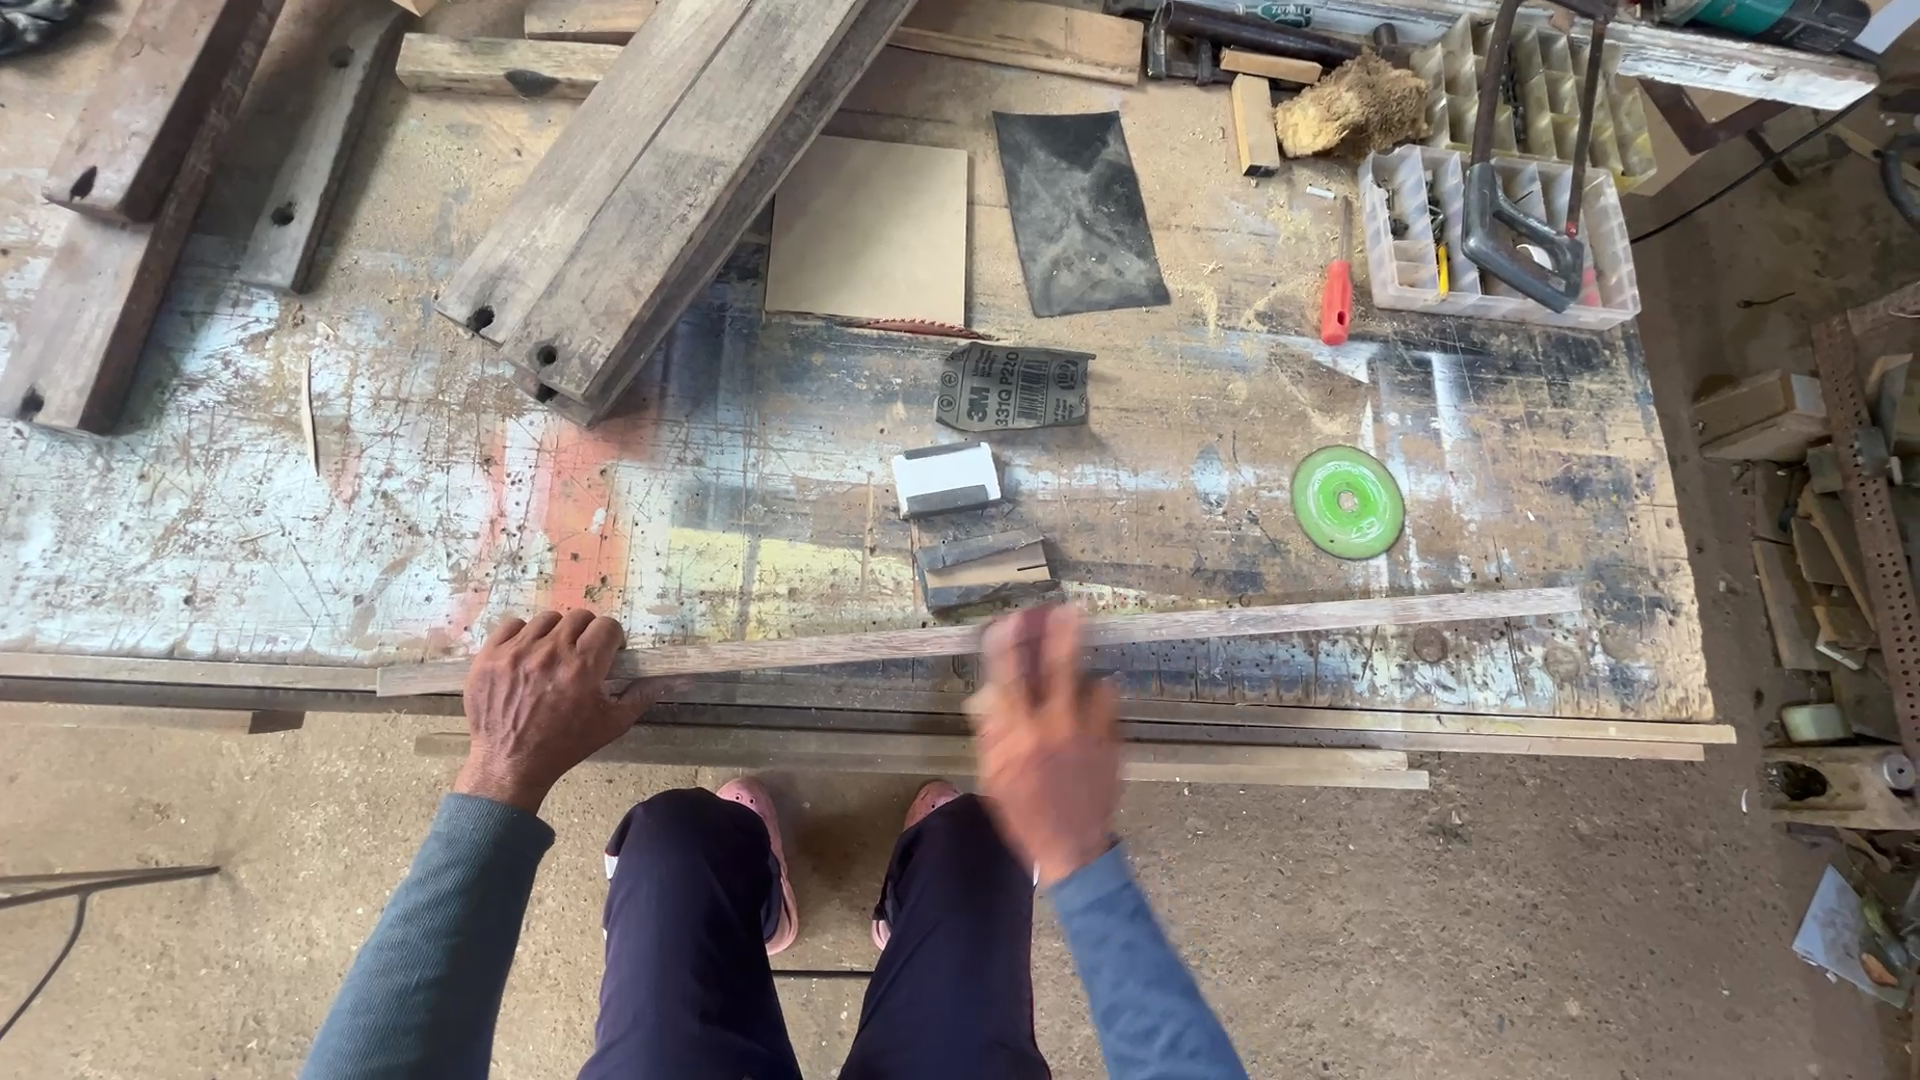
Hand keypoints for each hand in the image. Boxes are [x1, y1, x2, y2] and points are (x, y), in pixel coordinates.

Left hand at [456, 610, 672, 812]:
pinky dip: (523, 635)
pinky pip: (512, 625)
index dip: (612, 638)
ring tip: (553, 654)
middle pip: (579, 617)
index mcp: (584, 667)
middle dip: (587, 632)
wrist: (510, 764)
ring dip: (557, 632)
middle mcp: (551, 653)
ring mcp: (516, 653)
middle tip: (582, 653)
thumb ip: (641, 696)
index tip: (608, 652)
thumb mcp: (613, 724)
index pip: (607, 626)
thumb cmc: (566, 744)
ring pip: (547, 619)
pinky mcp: (489, 657)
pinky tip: (527, 653)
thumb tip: (666, 680)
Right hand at [967, 604, 1121, 886]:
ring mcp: (1089, 734)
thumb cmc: (1024, 814)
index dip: (1007, 645)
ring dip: (1083, 671)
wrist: (1073, 848)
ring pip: (1092, 683)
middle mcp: (1055, 727)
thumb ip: (992, 733)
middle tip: (1067, 609)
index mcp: (1020, 735)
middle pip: (1059, 668)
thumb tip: (990, 697)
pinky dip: (1102, 698)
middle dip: (1061, 634)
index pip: (1010, 678)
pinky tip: (1095, 698)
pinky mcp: (1113, 744)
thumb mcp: (993, 777)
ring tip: (1081, 663)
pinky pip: (1111, 706)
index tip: (1009, 621)